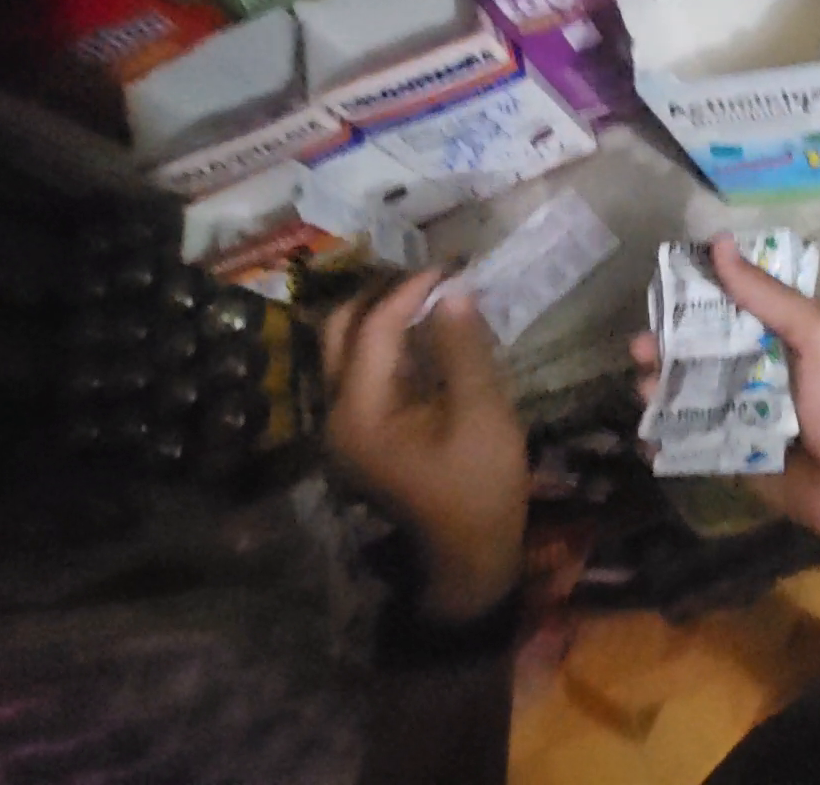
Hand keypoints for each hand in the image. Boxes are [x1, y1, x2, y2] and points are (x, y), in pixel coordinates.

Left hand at [324, 271, 528, 620]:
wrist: (469, 552)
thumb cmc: (480, 485)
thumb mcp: (483, 415)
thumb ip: (464, 352)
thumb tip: (456, 294)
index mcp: (361, 411)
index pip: (374, 330)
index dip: (410, 291)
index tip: (451, 267)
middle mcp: (337, 414)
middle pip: (339, 334)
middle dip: (382, 296)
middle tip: (433, 277)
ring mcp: (347, 426)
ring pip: (348, 351)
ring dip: (385, 318)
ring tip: (433, 297)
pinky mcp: (366, 433)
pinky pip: (367, 373)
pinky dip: (393, 345)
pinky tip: (431, 337)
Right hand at [630, 235, 819, 550]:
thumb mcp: (814, 335)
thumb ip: (768, 295)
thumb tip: (720, 244)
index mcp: (779, 337)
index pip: (729, 308)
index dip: (693, 299)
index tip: (660, 290)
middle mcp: (758, 372)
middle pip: (701, 353)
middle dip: (666, 348)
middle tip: (639, 348)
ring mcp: (744, 416)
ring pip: (691, 397)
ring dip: (660, 391)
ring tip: (641, 389)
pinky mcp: (734, 458)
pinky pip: (693, 444)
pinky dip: (667, 441)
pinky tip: (645, 439)